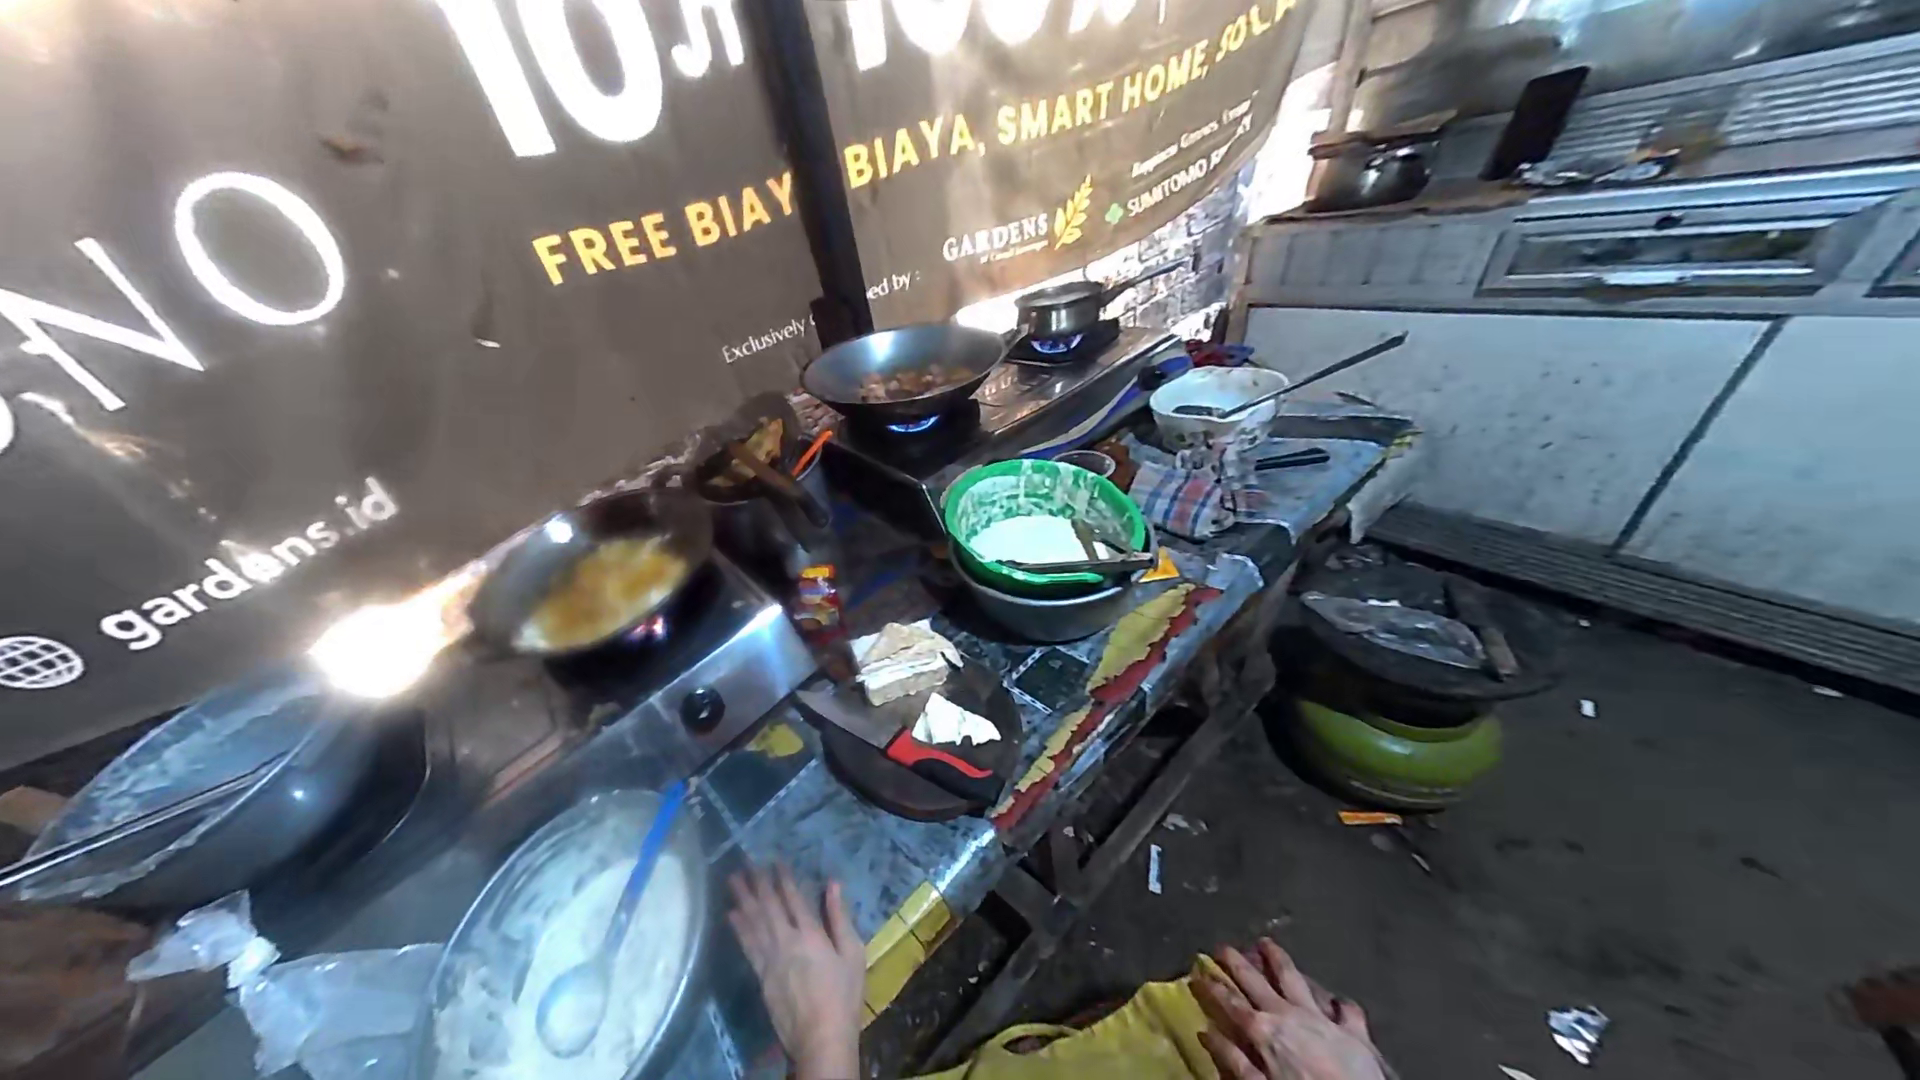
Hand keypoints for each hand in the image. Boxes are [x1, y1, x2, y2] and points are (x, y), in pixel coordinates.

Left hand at [727, 864, 865, 1079]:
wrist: (821, 1038)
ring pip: (753, 923)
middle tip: (745, 863)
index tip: (774, 861)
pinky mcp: (762, 977)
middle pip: (768, 907)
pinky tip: (732, 915)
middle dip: (757, 883)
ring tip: (733, 880)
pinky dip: (739, 928)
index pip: (793, 899)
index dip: (783, 878)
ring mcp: (770, 960)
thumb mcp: (853, 952)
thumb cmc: (843, 994)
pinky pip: (747, 946)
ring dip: (743, 899)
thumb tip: (833, 884)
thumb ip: (839, 917)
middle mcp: (786, 942)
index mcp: (810, 934)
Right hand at [1194, 938, 1385, 1079]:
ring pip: (1294, 978)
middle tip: (1222, 945)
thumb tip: (1204, 1032)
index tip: (1196, 973)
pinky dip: (1340, 1003)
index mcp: (1263, 1030)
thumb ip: (1233, 1060)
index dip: (1211, 987)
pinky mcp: (1353, 1031)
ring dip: (1278, 959)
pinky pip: (1346, 1010)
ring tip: (1266, 942)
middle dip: (1236, 961)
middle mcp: (1287, 1013)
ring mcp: (1321, 1018)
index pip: (1230, 1002)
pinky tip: (1337, 1001)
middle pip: (1256, 981)